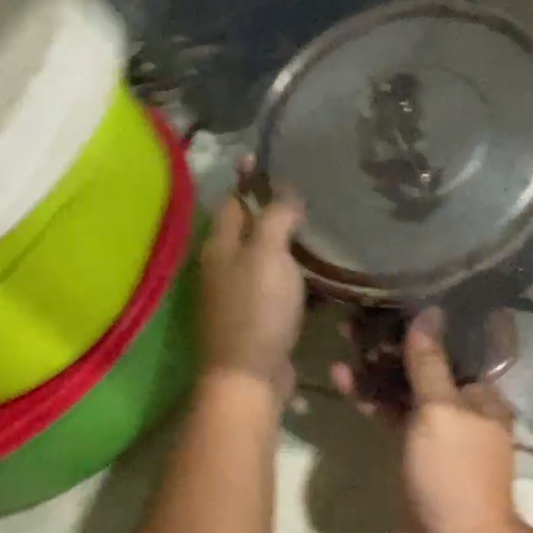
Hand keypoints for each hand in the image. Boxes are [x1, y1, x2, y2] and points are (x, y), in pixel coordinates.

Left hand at [197, 168, 305, 396]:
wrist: (250, 376)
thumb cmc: (257, 309)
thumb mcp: (268, 254)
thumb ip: (275, 217)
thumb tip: (286, 193)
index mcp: (219, 246)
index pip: (232, 201)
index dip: (247, 179)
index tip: (262, 156)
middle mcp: (222, 267)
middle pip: (245, 228)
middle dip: (266, 209)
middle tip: (300, 191)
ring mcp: (236, 294)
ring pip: (261, 256)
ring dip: (282, 241)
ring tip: (312, 227)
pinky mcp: (256, 317)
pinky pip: (274, 283)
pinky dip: (291, 271)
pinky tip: (313, 271)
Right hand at [332, 308, 520, 532]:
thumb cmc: (455, 471)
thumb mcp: (441, 411)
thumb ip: (430, 363)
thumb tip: (430, 311)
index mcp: (480, 388)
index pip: (458, 340)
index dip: (430, 318)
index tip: (401, 294)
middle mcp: (461, 400)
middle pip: (425, 359)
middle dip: (393, 339)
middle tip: (358, 315)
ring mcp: (435, 424)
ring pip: (404, 385)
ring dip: (375, 365)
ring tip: (340, 338)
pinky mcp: (413, 446)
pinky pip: (391, 413)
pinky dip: (369, 397)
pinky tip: (341, 379)